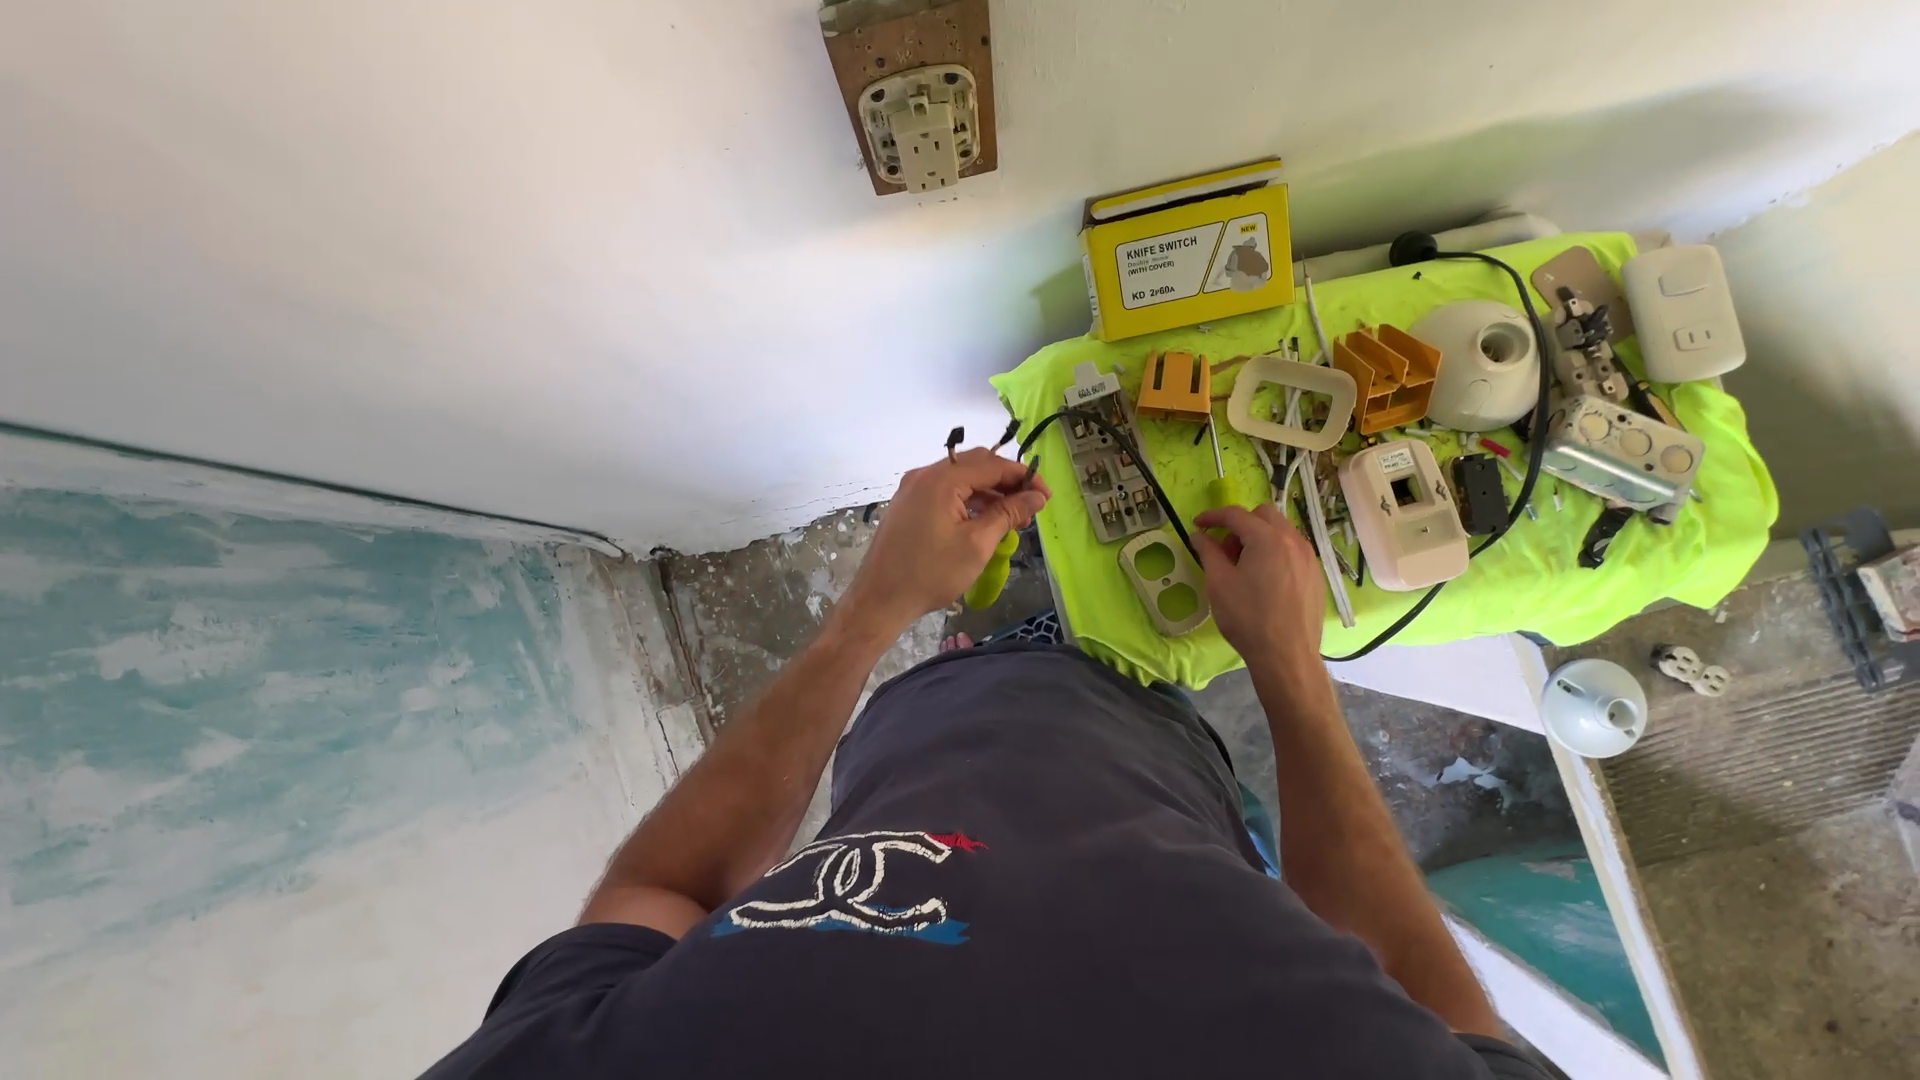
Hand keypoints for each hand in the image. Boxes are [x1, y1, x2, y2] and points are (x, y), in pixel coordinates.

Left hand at [841, 448, 1050, 632]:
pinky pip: (945, 492)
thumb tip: (1036, 497)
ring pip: (960, 479)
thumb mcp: (977, 544)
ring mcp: (912, 489)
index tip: (1046, 496)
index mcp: (940, 479)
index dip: (1024, 477)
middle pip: (975, 465)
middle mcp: (924, 475)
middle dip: (1007, 482)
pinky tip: (984, 521)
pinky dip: (968, 501)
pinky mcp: (908, 506)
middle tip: (1031, 507)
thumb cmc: (930, 574)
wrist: (879, 600)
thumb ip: (1008, 513)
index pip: (992, 465)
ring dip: (989, 493)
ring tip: (1013, 519)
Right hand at [1192, 503, 1326, 664]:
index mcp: (1267, 539)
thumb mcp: (1219, 583)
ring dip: (1259, 537)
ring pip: (1281, 531)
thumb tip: (1199, 535)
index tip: (1197, 525)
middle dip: (1240, 525)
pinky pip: (1293, 551)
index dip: (1213, 516)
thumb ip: (1208, 552)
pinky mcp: (1316, 575)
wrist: (1286, 655)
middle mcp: (1293, 541)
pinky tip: (1265, 580)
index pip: (1236, 514)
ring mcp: (1309, 558)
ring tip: (1245, 566)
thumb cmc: (1247, 618)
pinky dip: (1275, 552)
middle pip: (1264, 515)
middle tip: (1225, 550)